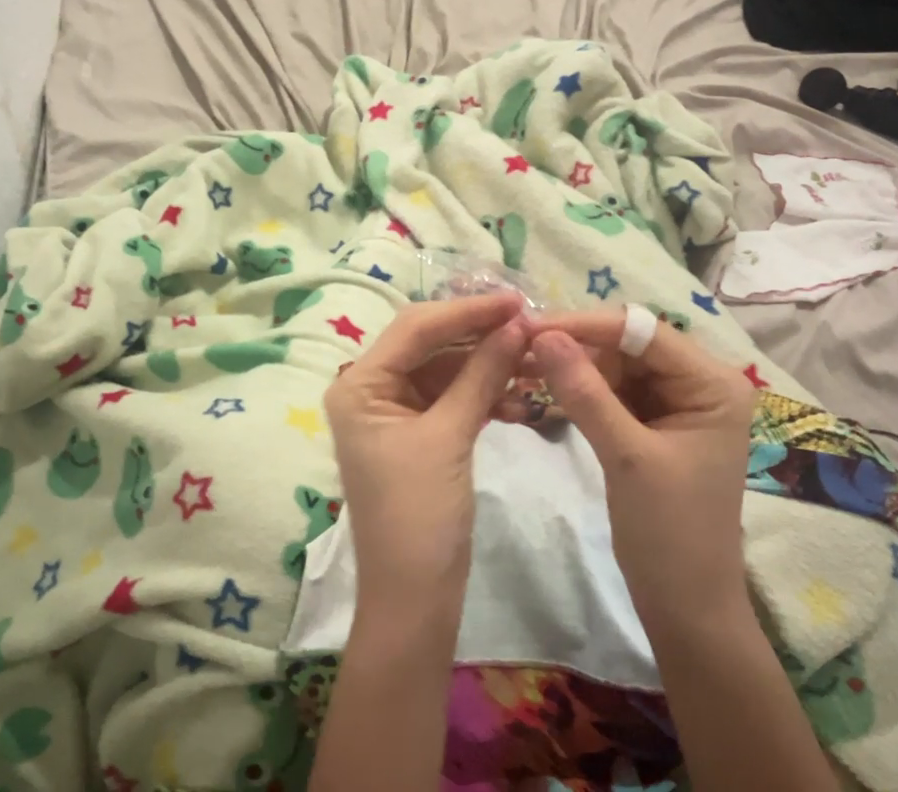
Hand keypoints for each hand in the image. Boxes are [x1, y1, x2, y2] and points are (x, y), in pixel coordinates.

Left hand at [322, 294, 530, 602]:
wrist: (414, 596)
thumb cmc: (419, 515)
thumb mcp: (450, 437)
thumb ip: (481, 375)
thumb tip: (516, 325)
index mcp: (360, 385)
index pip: (416, 328)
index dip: (468, 311)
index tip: (519, 300)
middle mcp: (371, 390)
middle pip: (432, 345)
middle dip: (483, 337)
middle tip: (535, 329)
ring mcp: (396, 414)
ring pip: (449, 373)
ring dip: (491, 369)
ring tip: (537, 368)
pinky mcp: (421, 436)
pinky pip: (455, 401)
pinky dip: (486, 398)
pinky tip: (522, 404)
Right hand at [528, 310, 758, 626]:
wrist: (684, 604)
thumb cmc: (669, 532)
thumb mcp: (626, 456)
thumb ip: (585, 392)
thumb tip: (543, 335)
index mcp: (713, 384)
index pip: (643, 332)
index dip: (585, 325)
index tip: (529, 325)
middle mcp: (700, 383)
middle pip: (629, 345)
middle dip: (576, 345)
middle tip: (517, 347)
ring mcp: (676, 405)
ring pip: (616, 367)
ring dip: (572, 367)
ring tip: (520, 365)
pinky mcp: (653, 426)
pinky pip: (612, 393)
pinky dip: (580, 391)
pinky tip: (542, 386)